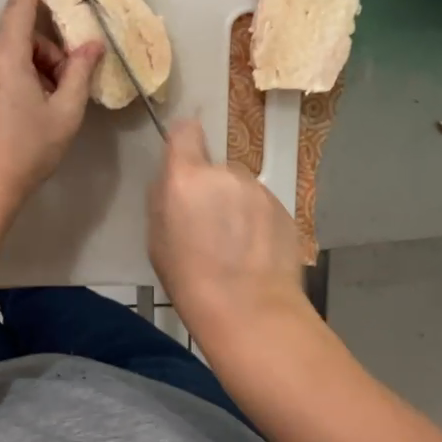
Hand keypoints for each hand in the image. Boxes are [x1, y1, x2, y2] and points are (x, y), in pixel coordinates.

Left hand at [0, 0, 103, 207]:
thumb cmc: (29, 149)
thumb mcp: (65, 112)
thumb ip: (80, 73)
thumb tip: (90, 46)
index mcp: (5, 57)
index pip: (18, 8)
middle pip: (22, 38)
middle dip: (49, 54)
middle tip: (67, 88)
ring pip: (11, 55)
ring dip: (36, 68)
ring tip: (50, 104)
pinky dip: (18, 78)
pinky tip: (29, 109)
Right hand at [148, 118, 308, 326]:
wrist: (249, 309)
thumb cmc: (189, 277)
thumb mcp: (157, 237)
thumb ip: (165, 199)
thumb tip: (175, 185)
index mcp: (186, 177)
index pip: (185, 132)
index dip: (183, 140)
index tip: (183, 156)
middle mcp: (224, 174)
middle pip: (213, 168)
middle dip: (209, 188)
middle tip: (206, 224)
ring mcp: (259, 190)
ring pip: (239, 189)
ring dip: (235, 205)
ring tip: (233, 245)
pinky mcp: (285, 209)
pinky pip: (261, 207)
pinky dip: (256, 222)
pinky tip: (254, 253)